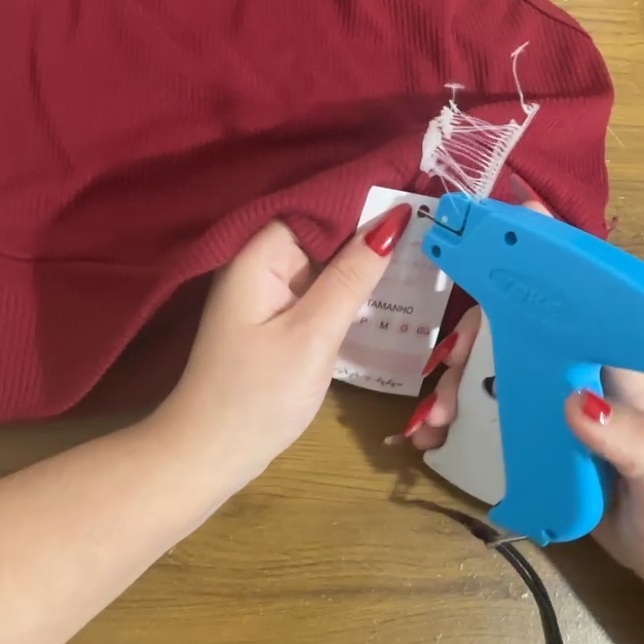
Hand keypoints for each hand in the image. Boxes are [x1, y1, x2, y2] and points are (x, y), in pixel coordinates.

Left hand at [152, 205, 411, 469]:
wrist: (211, 455)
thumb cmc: (259, 395)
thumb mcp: (313, 334)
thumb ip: (352, 276)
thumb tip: (393, 220)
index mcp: (258, 255)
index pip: (316, 206)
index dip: (363, 196)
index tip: (415, 189)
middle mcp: (259, 265)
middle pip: (322, 232)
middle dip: (370, 227)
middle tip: (432, 219)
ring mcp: (268, 294)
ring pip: (325, 262)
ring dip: (364, 259)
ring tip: (424, 246)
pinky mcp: (277, 320)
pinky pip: (319, 290)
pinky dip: (350, 288)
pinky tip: (390, 289)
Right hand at [402, 201, 643, 611]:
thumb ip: (632, 444)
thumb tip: (574, 401)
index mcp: (621, 373)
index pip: (579, 304)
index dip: (543, 261)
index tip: (500, 230)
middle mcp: (585, 378)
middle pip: (520, 334)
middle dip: (472, 342)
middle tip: (443, 373)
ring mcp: (561, 408)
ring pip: (497, 372)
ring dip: (457, 387)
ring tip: (432, 424)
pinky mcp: (544, 438)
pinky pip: (493, 414)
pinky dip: (458, 419)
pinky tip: (433, 439)